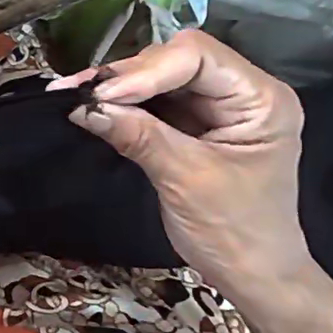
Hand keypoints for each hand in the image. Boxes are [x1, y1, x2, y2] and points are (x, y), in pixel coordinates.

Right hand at [48, 31, 317, 305]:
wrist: (250, 275)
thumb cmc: (234, 231)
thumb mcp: (186, 180)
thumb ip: (139, 136)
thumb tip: (83, 107)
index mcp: (260, 99)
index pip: (197, 57)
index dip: (145, 69)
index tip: (102, 94)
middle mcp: (239, 91)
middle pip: (173, 59)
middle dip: (125, 75)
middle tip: (76, 91)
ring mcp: (213, 106)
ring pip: (156, 76)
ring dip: (114, 86)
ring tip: (72, 94)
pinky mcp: (189, 121)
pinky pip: (149, 99)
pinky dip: (118, 102)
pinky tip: (89, 105)